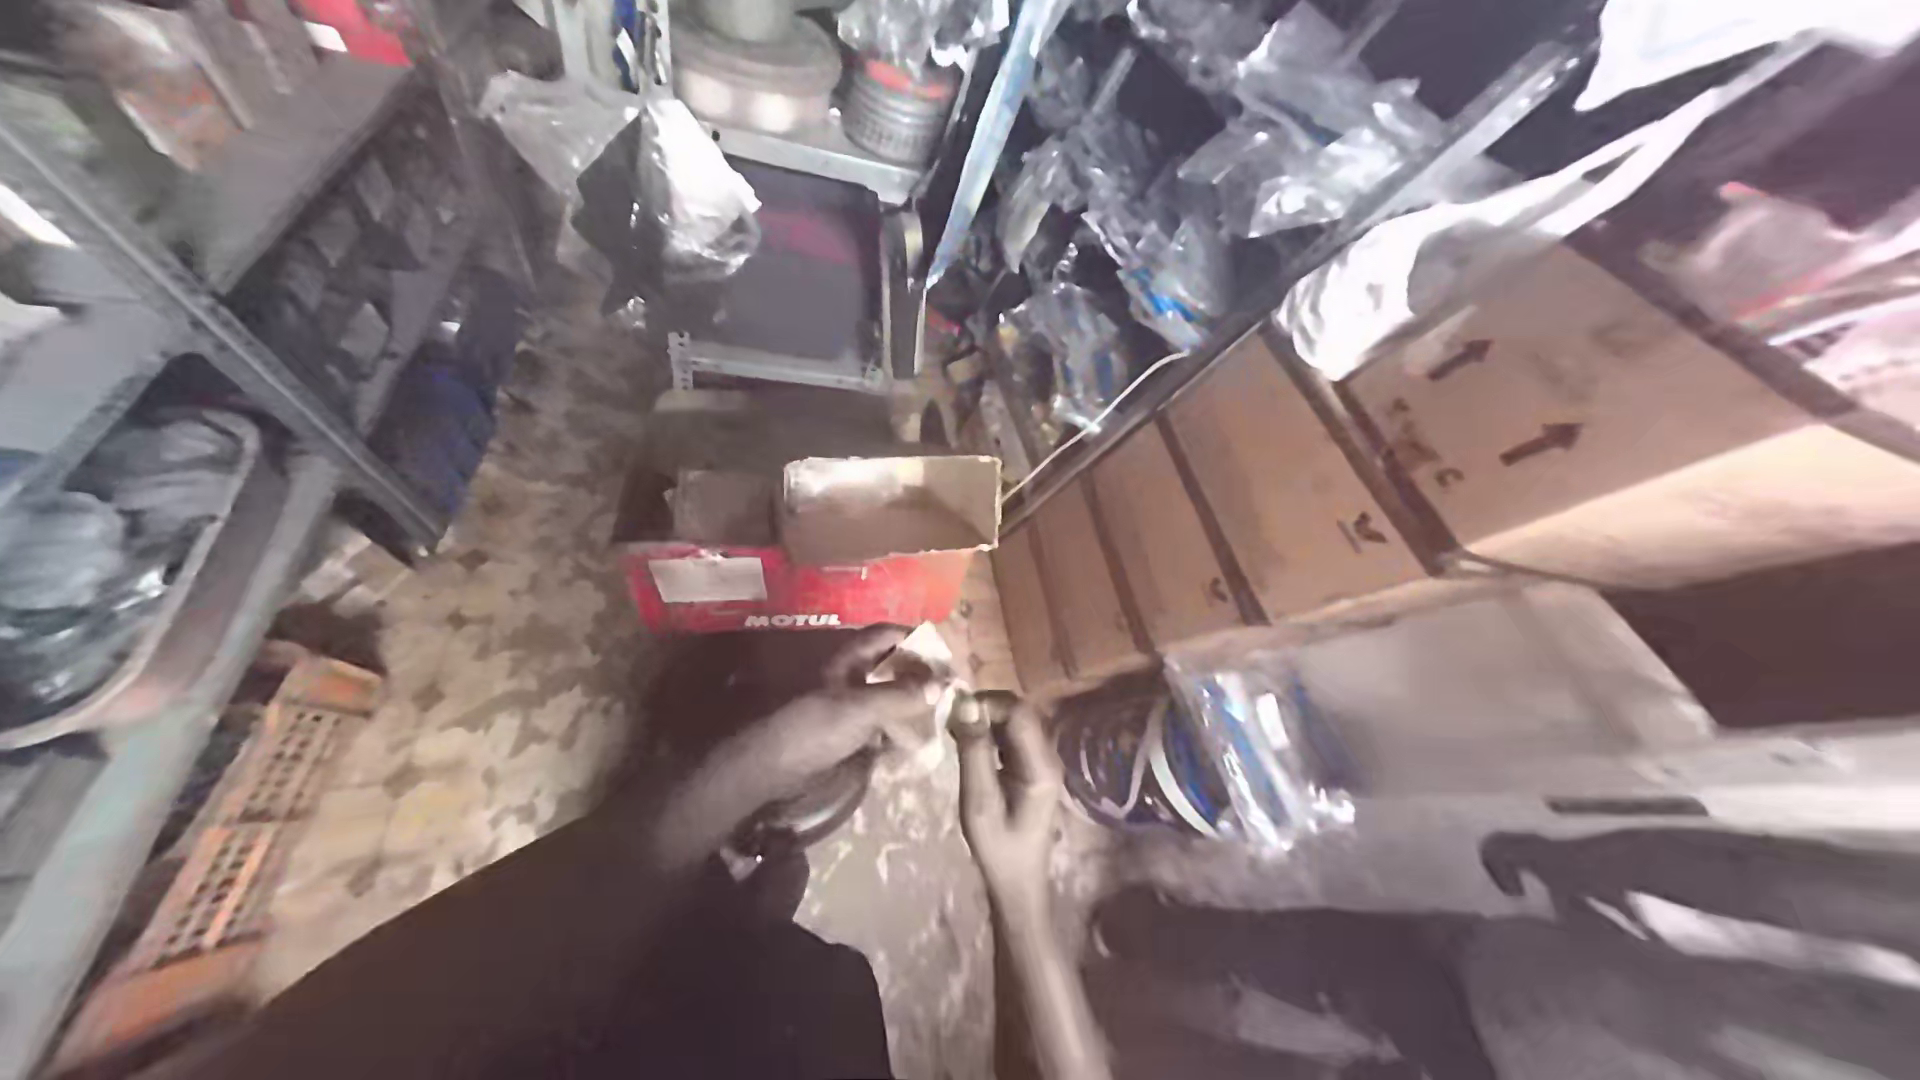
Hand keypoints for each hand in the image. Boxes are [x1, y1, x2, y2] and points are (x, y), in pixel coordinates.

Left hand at [649, 627, 938, 866]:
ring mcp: (843, 702)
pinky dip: (894, 726)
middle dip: (917, 672)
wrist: (772, 766)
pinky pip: (876, 721)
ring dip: (908, 701)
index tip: (943, 652)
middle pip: (888, 663)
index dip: (914, 637)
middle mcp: (847, 674)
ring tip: (936, 714)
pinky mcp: (840, 730)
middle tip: (946, 687)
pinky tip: (911, 739)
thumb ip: (901, 695)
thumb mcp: (862, 707)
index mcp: (848, 658)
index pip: (887, 633)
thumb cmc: (815, 726)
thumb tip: (940, 683)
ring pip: (884, 693)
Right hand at [957, 694, 1063, 914]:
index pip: (1019, 712)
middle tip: (951, 720)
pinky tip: (968, 742)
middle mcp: (1048, 755)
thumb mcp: (978, 800)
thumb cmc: (997, 846)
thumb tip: (965, 704)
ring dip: (985, 718)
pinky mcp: (1032, 766)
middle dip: (985, 707)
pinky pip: (1012, 735)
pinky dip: (989, 731)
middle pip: (1020, 711)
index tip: (955, 713)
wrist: (1017, 883)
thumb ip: (974, 751)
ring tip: (955, 730)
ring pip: (1015, 720)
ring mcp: (1042, 760)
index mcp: (1041, 765)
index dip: (987, 704)